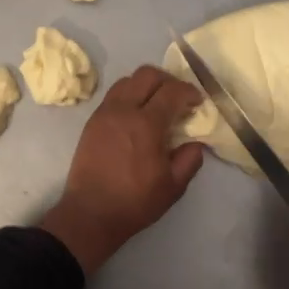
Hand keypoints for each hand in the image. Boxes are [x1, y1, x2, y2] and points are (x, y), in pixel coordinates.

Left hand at [39, 66, 208, 272]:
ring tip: (156, 104)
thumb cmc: (135, 202)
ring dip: (145, 85)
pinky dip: (129, 96)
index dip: (189, 92)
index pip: (172, 91)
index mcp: (146, 124)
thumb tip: (195, 143)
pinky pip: (113, 96)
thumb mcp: (173, 186)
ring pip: (126, 81)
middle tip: (178, 97)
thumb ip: (189, 159)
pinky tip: (136, 116)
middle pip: (147, 75)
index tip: (198, 102)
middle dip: (168, 80)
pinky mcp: (92, 122)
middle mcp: (123, 110)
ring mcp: (104, 114)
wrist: (91, 213)